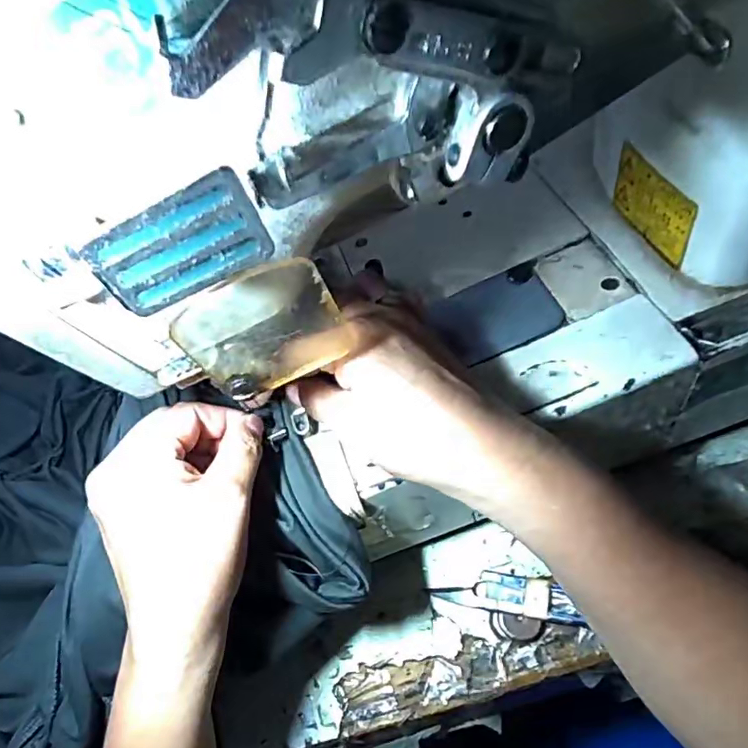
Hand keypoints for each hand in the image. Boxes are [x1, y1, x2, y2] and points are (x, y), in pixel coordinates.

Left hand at [86, 403, 264, 689]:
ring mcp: (110, 495)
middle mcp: (111, 472)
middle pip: (168, 429)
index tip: (253, 438)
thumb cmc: (200, 566)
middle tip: (243, 459)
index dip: (225, 421)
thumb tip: (250, 424)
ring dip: (199, 457)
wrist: (176, 626)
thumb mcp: (231, 495)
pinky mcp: (119, 514)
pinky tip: (206, 496)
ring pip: (162, 452)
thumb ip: (242, 446)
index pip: (183, 413)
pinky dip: (182, 476)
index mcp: (131, 461)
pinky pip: (153, 476)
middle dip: (211, 438)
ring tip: (227, 481)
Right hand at [290, 304, 544, 509]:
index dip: (277, 362)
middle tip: (289, 367)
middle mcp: (377, 316)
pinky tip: (366, 325)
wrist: (480, 445)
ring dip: (333, 317)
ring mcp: (405, 319)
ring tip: (320, 345)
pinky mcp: (425, 332)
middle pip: (324, 314)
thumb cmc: (418, 437)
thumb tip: (298, 387)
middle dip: (302, 336)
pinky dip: (370, 311)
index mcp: (349, 335)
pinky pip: (388, 307)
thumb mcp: (349, 424)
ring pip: (356, 302)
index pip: (297, 339)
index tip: (267, 379)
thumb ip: (314, 398)